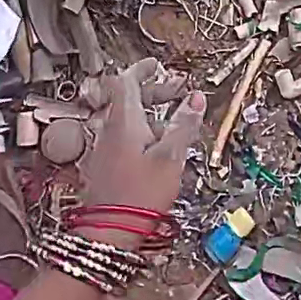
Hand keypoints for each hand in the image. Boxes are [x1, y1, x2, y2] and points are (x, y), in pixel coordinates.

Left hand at [81, 70, 202, 245]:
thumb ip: (183, 125)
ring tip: (174, 123)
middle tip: (176, 92)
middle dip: (153, 92)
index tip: (156, 65)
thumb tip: (196, 98)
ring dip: (150, 113)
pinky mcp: (105, 167)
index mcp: (124, 122)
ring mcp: (104, 149)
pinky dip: (142, 132)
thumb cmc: (140, 193)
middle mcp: (109, 130)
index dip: (141, 70)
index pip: (125, 82)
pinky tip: (158, 147)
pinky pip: (123, 138)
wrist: (108, 234)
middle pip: (127, 99)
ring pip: (127, 120)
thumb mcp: (170, 157)